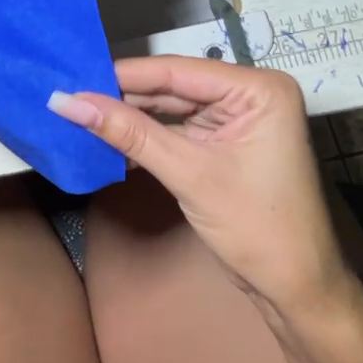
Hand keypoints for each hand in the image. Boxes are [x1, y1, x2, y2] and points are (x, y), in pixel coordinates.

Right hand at [51, 57, 351, 315]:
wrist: (296, 292)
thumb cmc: (257, 227)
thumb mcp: (188, 174)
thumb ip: (128, 133)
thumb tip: (66, 102)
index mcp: (257, 89)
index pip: (176, 70)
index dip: (121, 76)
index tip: (70, 77)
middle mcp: (247, 94)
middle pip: (170, 86)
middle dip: (121, 96)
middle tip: (67, 96)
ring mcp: (234, 119)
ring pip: (167, 108)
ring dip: (127, 117)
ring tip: (76, 114)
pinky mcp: (221, 143)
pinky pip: (173, 130)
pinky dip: (142, 137)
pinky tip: (105, 140)